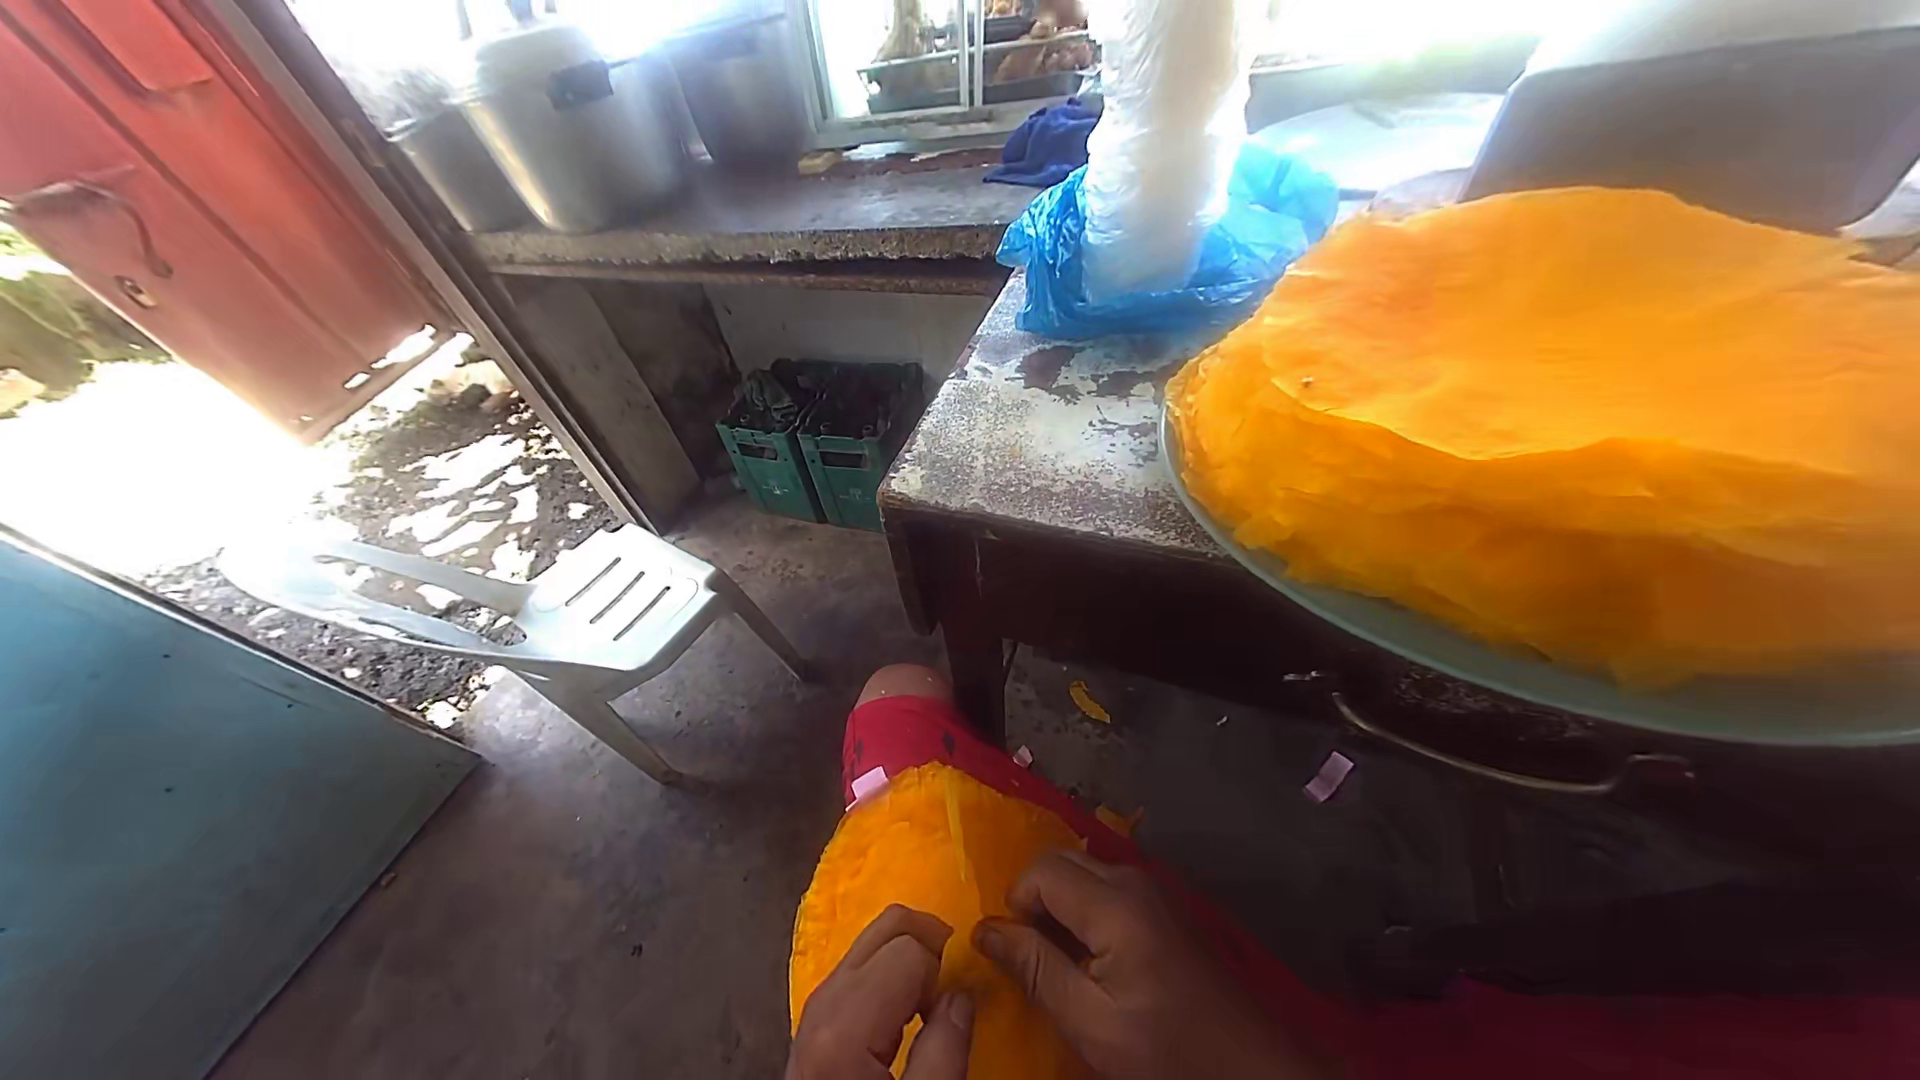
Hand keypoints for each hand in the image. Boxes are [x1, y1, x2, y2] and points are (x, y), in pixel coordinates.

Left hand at [787, 904, 974, 1079]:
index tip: (953, 1011)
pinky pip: (864, 965)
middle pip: (887, 926)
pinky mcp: (818, 1016)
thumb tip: (962, 995)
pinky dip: (892, 972)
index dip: (940, 972)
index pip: (908, 948)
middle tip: (951, 987)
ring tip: (930, 1006)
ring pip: (874, 939)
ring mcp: (816, 1004)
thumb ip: (943, 1051)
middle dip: (928, 943)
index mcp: (845, 1025)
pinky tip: (904, 1013)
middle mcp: (824, 1000)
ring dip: (911, 958)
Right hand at [974, 851, 1317, 1079]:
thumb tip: (984, 930)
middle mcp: (1132, 879)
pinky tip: (1099, 956)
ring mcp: (1153, 887)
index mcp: (1114, 903)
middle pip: (1061, 860)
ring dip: (1061, 903)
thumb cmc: (1170, 1055)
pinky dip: (1086, 907)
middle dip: (1037, 898)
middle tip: (1039, 956)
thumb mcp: (1093, 1025)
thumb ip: (1037, 970)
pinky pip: (1107, 884)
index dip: (1018, 906)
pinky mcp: (1164, 902)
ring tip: (1067, 961)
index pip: (1041, 870)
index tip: (1021, 954)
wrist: (1255, 1070)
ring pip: (1083, 869)